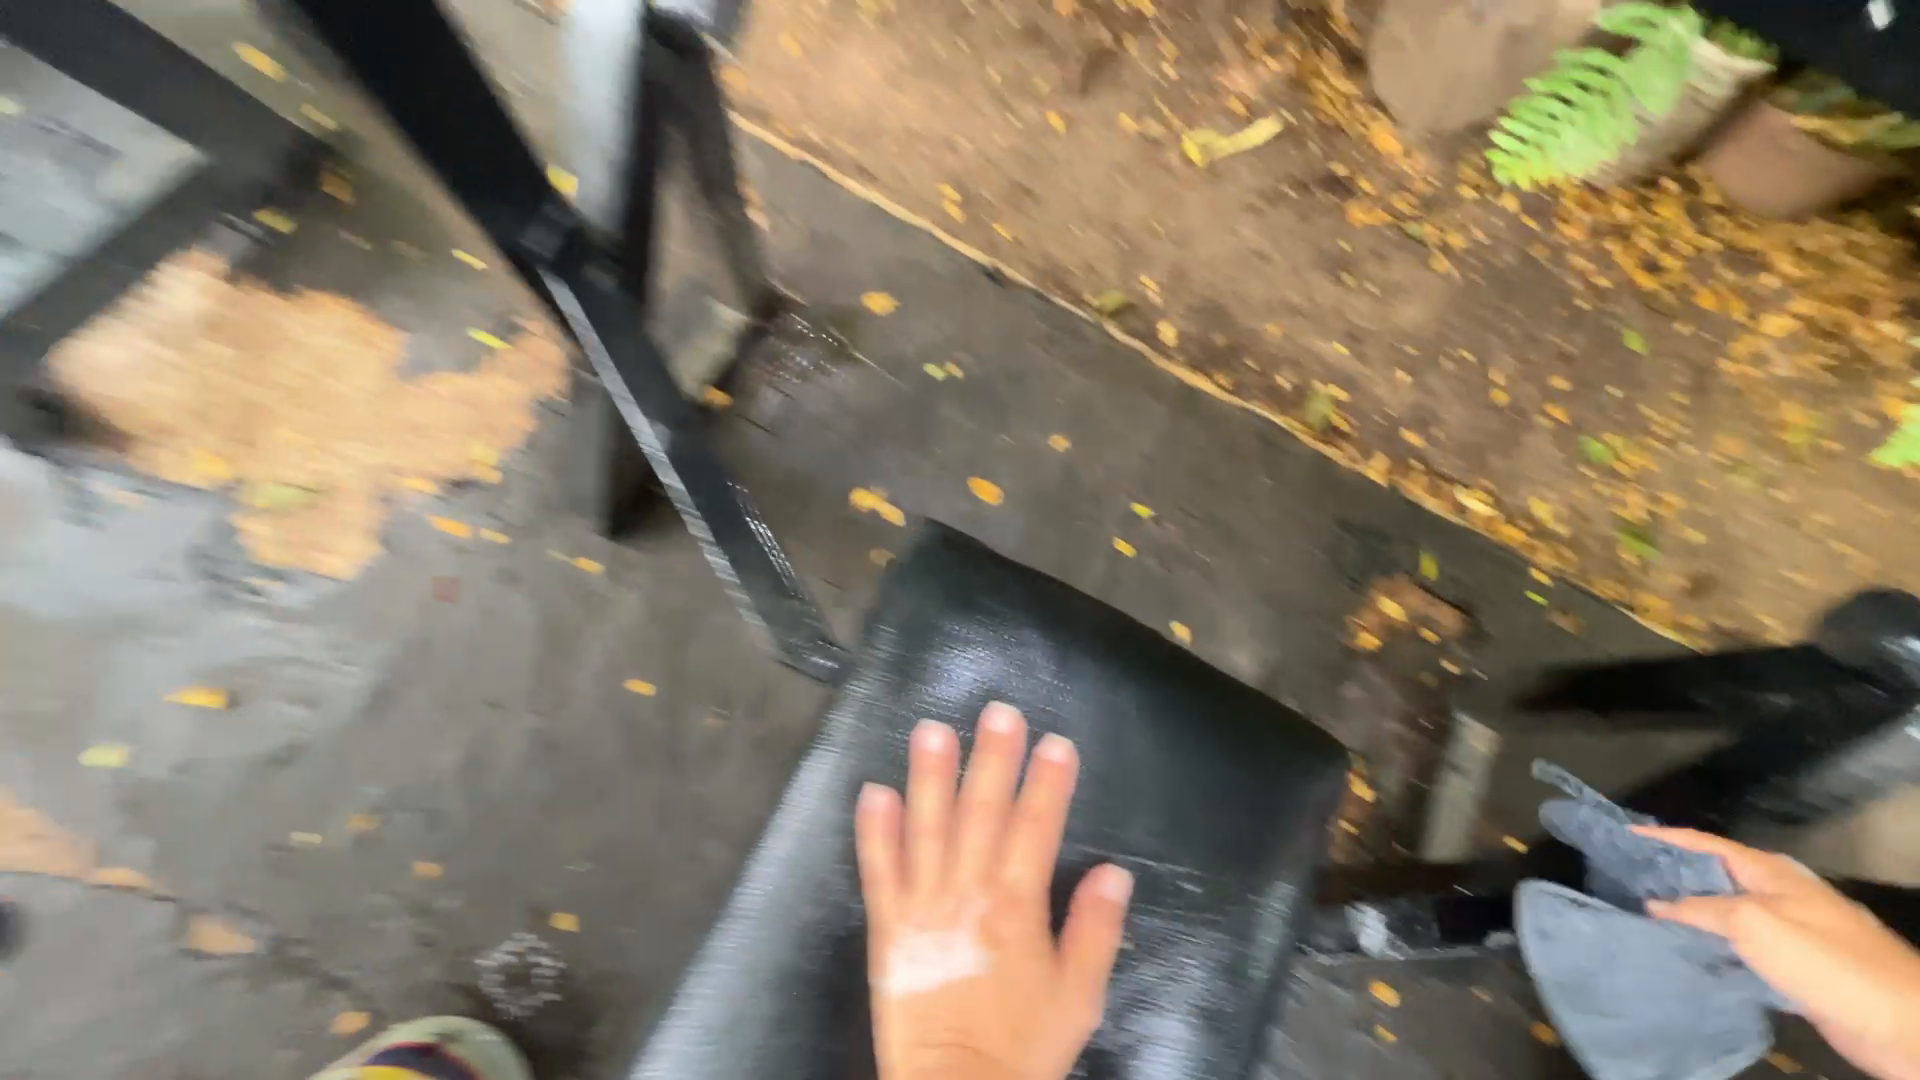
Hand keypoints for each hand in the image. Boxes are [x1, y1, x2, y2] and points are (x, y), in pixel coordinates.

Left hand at [854, 703, 1132, 1079]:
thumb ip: (1096, 931)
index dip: (1048, 783)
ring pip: (927, 827)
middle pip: (982, 813)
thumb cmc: (1022, 1044)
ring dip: (930, 776)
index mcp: (1017, 907)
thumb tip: (1116, 872)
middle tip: (997, 712)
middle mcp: (968, 893)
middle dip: (992, 759)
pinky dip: (874, 830)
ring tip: (931, 731)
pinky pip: (878, 869)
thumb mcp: (1078, 998)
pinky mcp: (888, 924)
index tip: (1056, 742)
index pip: (1036, 828)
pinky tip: (873, 790)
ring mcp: (923, 905)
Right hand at [1638, 827, 1919, 1079]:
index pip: (1704, 842)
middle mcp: (1779, 894)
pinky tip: (1685, 947)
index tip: (1621, 834)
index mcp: (1771, 873)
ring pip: (1724, 910)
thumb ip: (1698, 908)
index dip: (1662, 836)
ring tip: (1642, 910)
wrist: (1908, 1030)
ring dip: (1687, 910)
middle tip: (1623, 874)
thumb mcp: (1752, 924)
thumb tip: (1656, 904)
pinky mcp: (1796, 964)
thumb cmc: (1828, 962)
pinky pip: (1739, 943)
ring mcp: (1791, 930)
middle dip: (1670, 873)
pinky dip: (1709, 940)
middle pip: (1713, 874)